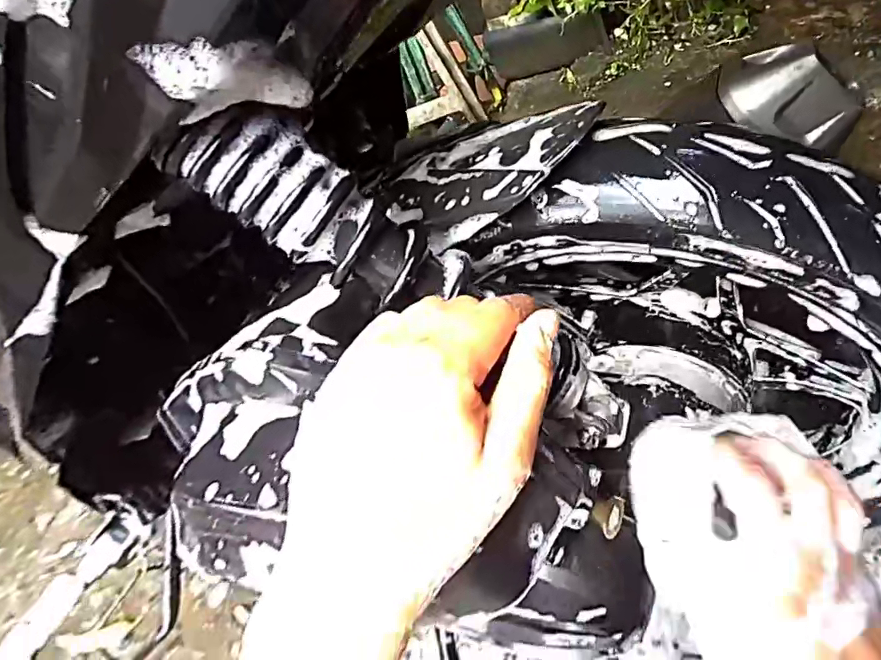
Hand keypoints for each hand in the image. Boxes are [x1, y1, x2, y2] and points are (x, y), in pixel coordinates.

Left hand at [242, 295, 559, 659]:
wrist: (348, 575)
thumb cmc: (425, 529)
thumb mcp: (505, 460)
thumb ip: (529, 380)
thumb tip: (543, 330)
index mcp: (444, 369)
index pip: (499, 310)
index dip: (525, 315)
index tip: (533, 324)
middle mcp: (397, 357)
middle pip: (461, 307)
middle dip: (490, 324)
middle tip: (502, 362)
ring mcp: (362, 369)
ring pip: (422, 313)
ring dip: (451, 327)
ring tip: (463, 373)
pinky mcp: (338, 385)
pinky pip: (382, 332)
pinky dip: (409, 339)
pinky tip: (420, 375)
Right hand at [629, 418, 880, 659]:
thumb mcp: (722, 628)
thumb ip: (706, 580)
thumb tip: (683, 550)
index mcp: (776, 566)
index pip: (753, 485)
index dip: (732, 457)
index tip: (718, 447)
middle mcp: (817, 558)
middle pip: (803, 478)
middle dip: (774, 450)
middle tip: (751, 441)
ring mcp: (847, 566)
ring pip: (836, 494)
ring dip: (809, 465)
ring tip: (789, 454)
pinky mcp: (867, 582)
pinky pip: (854, 518)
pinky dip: (837, 496)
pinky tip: (827, 497)